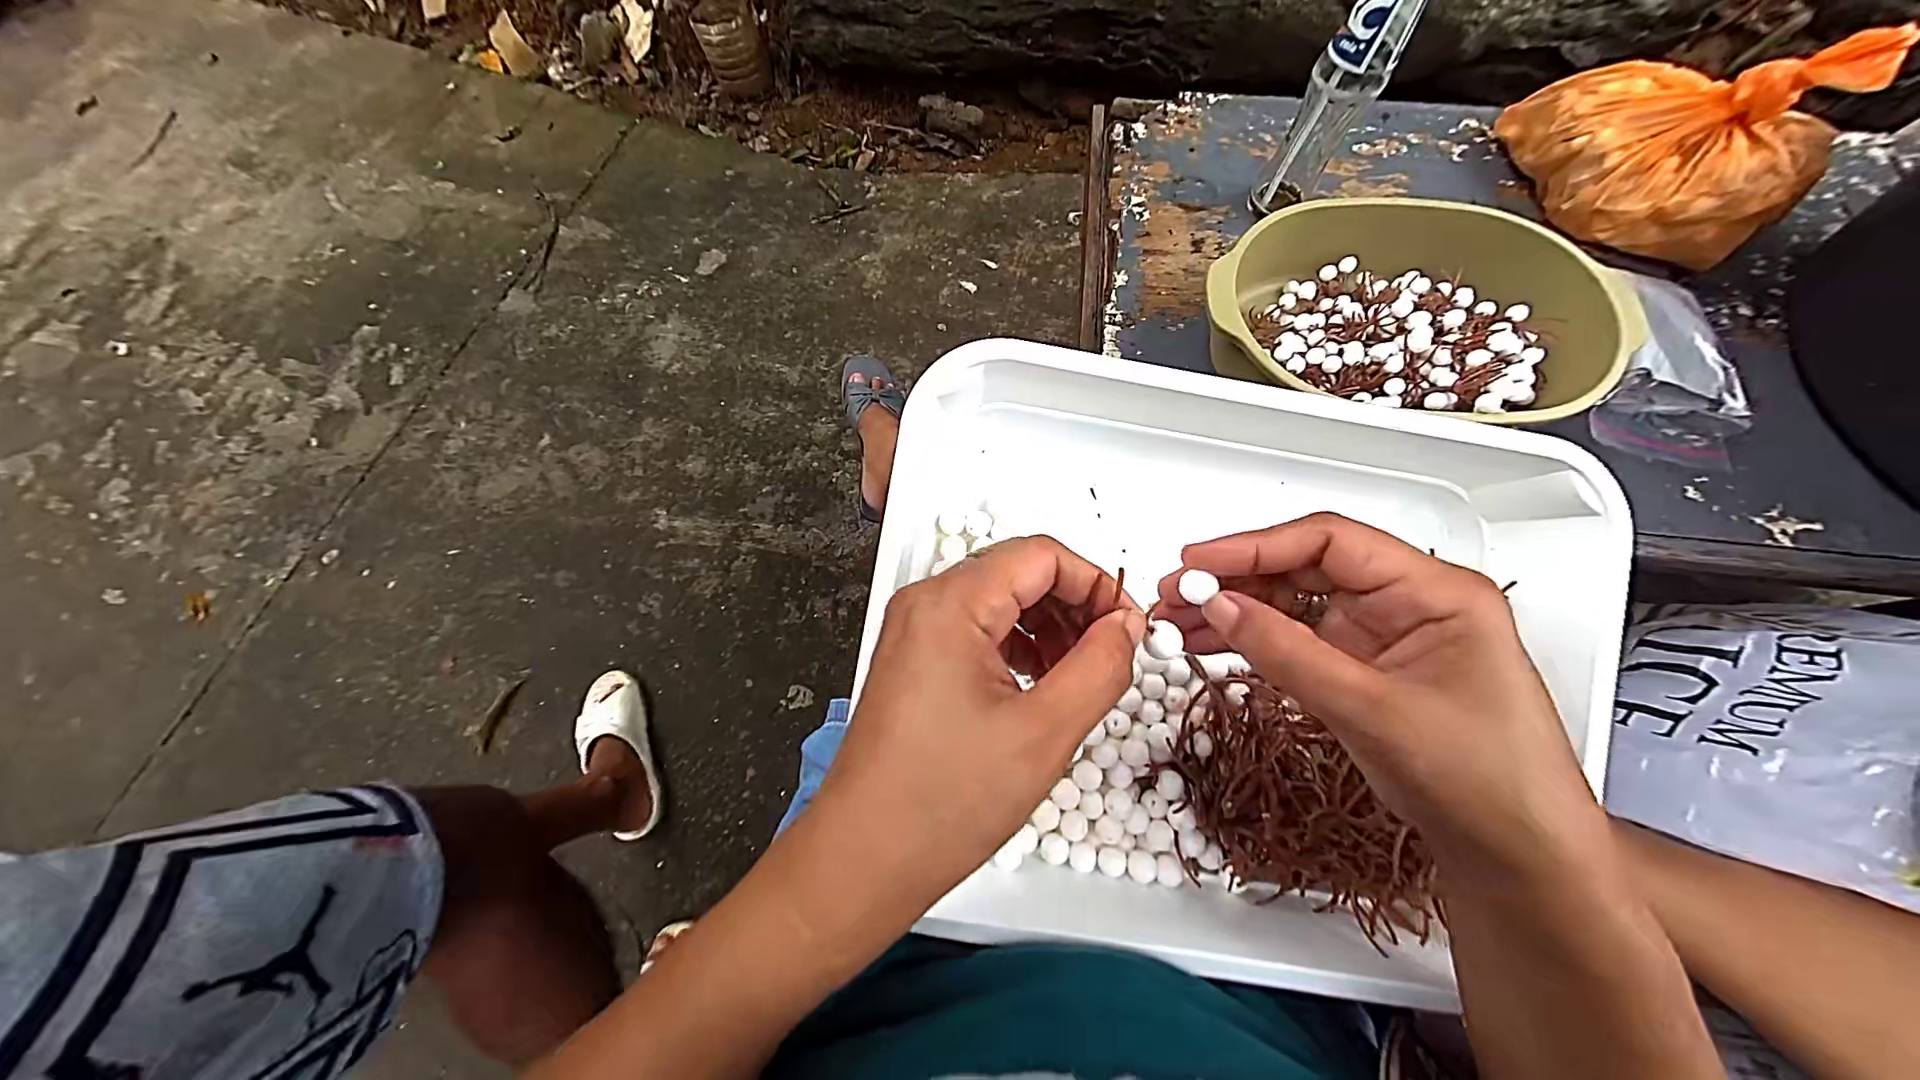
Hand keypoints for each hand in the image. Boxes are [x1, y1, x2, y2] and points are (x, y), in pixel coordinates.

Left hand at [813, 536, 1144, 901]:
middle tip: (1111, 647)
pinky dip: (1020, 644)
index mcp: (950, 606)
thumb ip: (1099, 667)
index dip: (1096, 583)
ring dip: (1050, 625)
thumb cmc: (933, 803)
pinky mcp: (915, 658)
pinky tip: (1042, 681)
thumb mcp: (1044, 732)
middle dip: (1075, 604)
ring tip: (1080, 671)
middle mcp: (925, 606)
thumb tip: (1124, 628)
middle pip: (1020, 571)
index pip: (1042, 555)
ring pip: (1001, 599)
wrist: (865, 854)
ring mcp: (915, 631)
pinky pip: (979, 628)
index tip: (1126, 622)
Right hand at [1153, 512, 1600, 875]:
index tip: (1200, 560)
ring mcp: (1377, 634)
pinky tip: (1208, 641)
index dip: (1256, 545)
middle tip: (1178, 590)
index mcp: (1435, 592)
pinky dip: (1248, 639)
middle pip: (1302, 567)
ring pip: (1290, 601)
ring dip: (1232, 608)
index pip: (1330, 542)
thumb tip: (1220, 606)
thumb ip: (1288, 652)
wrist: (1516, 854)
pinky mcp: (1357, 665)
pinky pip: (1291, 638)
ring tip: (1179, 618)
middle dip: (1234, 577)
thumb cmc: (1483, 782)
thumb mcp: (1373, 711)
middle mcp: (1404, 603)